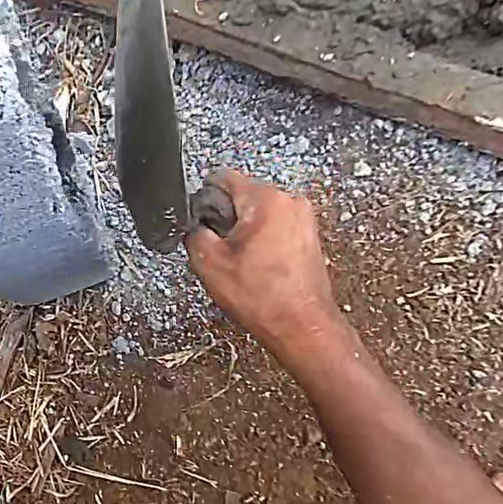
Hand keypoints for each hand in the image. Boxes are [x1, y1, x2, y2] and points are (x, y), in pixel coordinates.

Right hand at [185, 170, 348, 363]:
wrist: (300, 325)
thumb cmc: (263, 298)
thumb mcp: (209, 263)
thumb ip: (194, 233)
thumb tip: (195, 225)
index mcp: (266, 200)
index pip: (222, 178)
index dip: (204, 200)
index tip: (202, 224)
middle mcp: (290, 202)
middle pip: (242, 198)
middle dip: (226, 221)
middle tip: (223, 253)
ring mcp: (303, 219)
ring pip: (258, 215)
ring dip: (244, 235)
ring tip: (243, 265)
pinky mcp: (308, 237)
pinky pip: (275, 230)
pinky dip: (262, 245)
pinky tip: (258, 269)